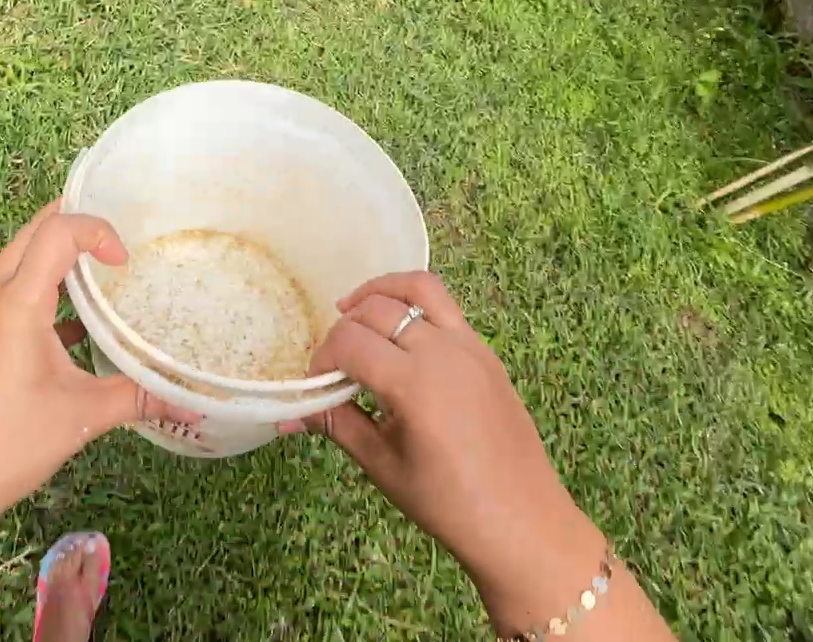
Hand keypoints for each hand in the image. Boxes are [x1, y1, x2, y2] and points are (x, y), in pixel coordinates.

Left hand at [0, 203, 189, 543]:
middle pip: (30, 233)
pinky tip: (67, 322)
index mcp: (17, 305)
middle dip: (72, 223)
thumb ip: (136, 397)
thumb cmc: (7, 445)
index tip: (123, 262)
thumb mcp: (81, 417)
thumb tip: (188, 402)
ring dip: (53, 255)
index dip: (95, 231)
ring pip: (15, 260)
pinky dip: (37, 287)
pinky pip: (5, 291)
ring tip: (95, 270)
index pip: (55, 232)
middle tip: (113, 236)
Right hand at [301, 272, 608, 633]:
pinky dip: (413, 305)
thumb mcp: (384, 466)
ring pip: (417, 287)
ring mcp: (470, 345)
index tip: (315, 384)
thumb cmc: (450, 504)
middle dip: (344, 327)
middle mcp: (442, 351)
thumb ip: (337, 425)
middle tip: (333, 361)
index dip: (321, 357)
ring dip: (379, 292)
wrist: (525, 524)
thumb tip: (287, 415)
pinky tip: (398, 334)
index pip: (350, 342)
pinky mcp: (486, 351)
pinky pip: (445, 306)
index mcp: (415, 384)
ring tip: (354, 309)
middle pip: (376, 309)